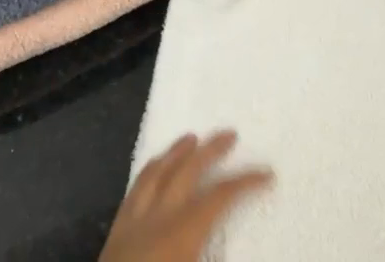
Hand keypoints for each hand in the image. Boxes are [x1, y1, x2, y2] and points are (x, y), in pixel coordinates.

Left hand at [100, 130, 271, 261]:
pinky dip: (149, 171)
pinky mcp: (117, 228)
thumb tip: (242, 252)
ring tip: (190, 137)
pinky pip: (135, 188)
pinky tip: (153, 169)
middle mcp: (159, 216)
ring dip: (176, 152)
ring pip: (156, 173)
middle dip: (210, 150)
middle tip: (229, 134)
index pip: (221, 196)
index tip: (267, 174)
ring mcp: (135, 219)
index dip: (246, 182)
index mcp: (184, 232)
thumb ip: (215, 253)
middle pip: (188, 172)